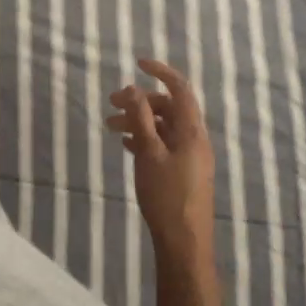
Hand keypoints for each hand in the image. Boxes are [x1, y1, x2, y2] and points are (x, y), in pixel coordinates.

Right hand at [107, 58, 215, 246]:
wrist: (184, 243)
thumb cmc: (166, 194)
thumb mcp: (149, 152)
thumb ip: (141, 118)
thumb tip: (133, 87)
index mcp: (192, 132)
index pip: (180, 90)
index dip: (161, 71)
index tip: (138, 62)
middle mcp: (195, 140)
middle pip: (168, 108)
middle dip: (140, 101)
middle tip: (111, 103)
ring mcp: (190, 157)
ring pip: (163, 126)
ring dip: (138, 121)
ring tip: (110, 126)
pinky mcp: (183, 172)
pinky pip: (163, 143)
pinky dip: (145, 137)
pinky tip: (125, 143)